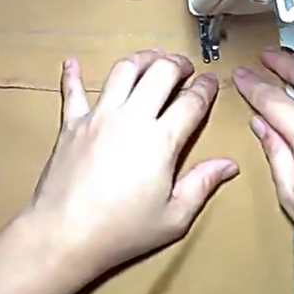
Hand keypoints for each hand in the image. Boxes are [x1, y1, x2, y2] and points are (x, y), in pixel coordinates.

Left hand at [17, 50, 238, 279]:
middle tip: (184, 67)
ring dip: (141, 59)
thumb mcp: (173, 217)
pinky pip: (72, 92)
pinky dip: (73, 75)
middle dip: (177, 64)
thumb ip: (202, 185)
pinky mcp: (71, 124)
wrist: (64, 234)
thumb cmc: (122, 231)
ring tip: (151, 59)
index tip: (211, 82)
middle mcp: (131, 118)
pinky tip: (73, 63)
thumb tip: (229, 165)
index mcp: (161, 140)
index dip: (206, 88)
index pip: (192, 102)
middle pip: (160, 73)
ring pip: (123, 71)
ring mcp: (98, 117)